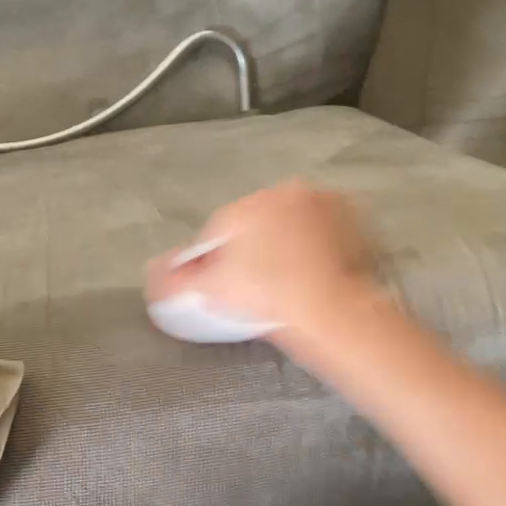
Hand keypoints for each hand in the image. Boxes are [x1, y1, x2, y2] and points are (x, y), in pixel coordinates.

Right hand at [145, 180, 380, 336]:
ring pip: (290, 228)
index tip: (222, 291)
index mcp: (248, 204)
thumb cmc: (264, 299)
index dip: (214, 264)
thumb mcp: (206, 293)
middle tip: (254, 291)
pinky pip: (324, 234)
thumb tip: (150, 272)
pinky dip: (316, 249)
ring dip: (283, 247)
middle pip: (256, 225)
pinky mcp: (356, 222)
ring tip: (283, 286)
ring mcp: (326, 203)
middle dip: (251, 251)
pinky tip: (310, 277)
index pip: (218, 232)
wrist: (331, 313)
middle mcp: (286, 192)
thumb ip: (170, 281)